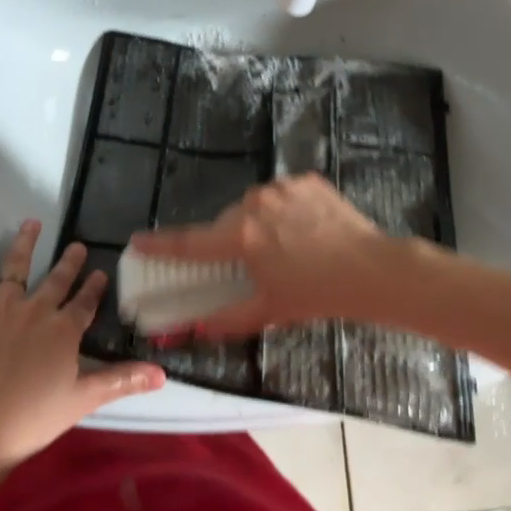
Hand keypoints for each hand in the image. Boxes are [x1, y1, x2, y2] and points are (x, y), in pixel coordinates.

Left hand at [0, 213, 165, 471]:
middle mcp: (37, 309)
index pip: (85, 304)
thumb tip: (163, 373)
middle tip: (78, 246)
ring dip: (26, 243)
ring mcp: (2, 306)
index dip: (94, 289)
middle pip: (57, 281)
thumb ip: (122, 380)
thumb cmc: (33, 419)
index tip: (101, 274)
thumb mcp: (84, 400)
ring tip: (33, 222)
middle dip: (70, 262)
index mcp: (64, 330)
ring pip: (17, 266)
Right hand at [132, 174, 418, 336]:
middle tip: (251, 263)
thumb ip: (227, 319)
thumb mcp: (270, 310)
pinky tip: (304, 230)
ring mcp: (281, 188)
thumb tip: (196, 330)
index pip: (189, 243)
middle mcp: (253, 205)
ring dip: (259, 223)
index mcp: (240, 237)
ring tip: (286, 247)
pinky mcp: (305, 180)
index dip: (160, 244)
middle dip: (230, 241)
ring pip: (254, 206)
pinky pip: (282, 195)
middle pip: (226, 223)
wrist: (373, 269)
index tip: (137, 240)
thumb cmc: (317, 294)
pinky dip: (285, 210)